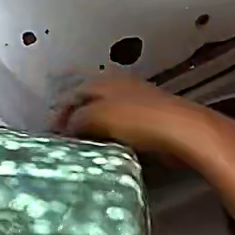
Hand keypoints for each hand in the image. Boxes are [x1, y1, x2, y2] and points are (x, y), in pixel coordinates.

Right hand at [58, 75, 218, 155]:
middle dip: (75, 123)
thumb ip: (77, 120)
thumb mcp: (97, 116)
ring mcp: (138, 104)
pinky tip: (111, 153)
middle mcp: (120, 88)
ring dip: (94, 133)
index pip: (73, 95)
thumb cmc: (139, 120)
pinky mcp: (152, 123)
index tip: (51, 134)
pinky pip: (124, 130)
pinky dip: (113, 140)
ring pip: (107, 118)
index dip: (59, 114)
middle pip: (89, 105)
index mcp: (105, 81)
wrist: (183, 132)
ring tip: (84, 152)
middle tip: (65, 144)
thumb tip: (69, 127)